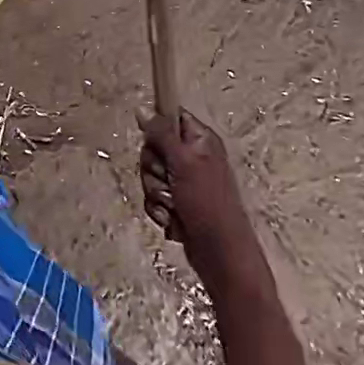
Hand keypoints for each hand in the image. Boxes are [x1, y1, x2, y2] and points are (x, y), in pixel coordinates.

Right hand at [137, 108, 250, 273]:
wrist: (222, 256)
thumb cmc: (207, 204)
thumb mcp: (183, 163)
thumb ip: (162, 134)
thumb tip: (142, 108)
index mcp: (200, 141)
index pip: (171, 116)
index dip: (158, 127)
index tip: (155, 142)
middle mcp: (192, 157)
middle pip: (154, 146)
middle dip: (153, 167)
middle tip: (168, 179)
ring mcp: (184, 181)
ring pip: (151, 173)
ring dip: (156, 191)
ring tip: (172, 205)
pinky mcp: (177, 202)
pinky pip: (153, 195)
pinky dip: (158, 207)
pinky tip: (171, 219)